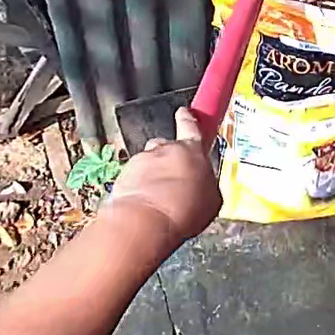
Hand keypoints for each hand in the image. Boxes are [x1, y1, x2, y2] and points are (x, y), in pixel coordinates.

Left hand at [103, 108, 221, 241]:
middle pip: (167, 146)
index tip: (185, 112)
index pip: (190, 125)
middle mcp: (164, 150)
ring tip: (163, 199)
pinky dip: (139, 189)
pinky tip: (148, 206)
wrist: (147, 222)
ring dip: (154, 177)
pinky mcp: (122, 178)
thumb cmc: (184, 208)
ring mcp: (141, 162)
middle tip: (178, 179)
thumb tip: (205, 187)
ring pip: (149, 165)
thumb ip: (208, 184)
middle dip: (171, 159)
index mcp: (191, 149)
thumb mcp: (212, 198)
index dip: (187, 118)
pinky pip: (133, 180)